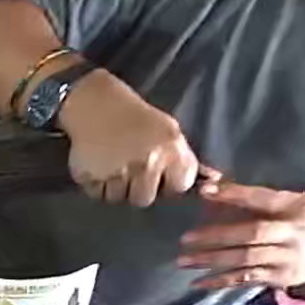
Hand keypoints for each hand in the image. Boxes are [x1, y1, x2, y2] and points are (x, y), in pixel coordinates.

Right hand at [58, 71, 203, 207]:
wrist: (96, 105)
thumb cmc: (135, 118)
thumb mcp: (167, 132)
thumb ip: (182, 159)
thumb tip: (214, 181)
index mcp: (170, 148)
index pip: (180, 186)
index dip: (170, 183)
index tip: (161, 174)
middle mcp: (145, 162)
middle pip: (145, 199)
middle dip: (138, 189)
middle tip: (131, 170)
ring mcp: (116, 172)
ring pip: (118, 199)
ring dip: (115, 187)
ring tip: (113, 166)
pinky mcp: (90, 177)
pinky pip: (96, 195)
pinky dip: (96, 185)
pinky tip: (99, 166)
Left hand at [179, 179, 304, 289]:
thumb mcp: (298, 205)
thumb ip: (263, 204)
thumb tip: (218, 194)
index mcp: (299, 206)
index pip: (263, 198)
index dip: (233, 195)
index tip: (205, 192)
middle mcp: (295, 232)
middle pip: (251, 233)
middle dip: (216, 236)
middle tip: (185, 238)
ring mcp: (288, 257)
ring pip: (244, 259)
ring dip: (211, 260)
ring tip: (183, 260)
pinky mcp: (280, 277)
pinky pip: (245, 279)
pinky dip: (220, 281)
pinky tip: (198, 283)